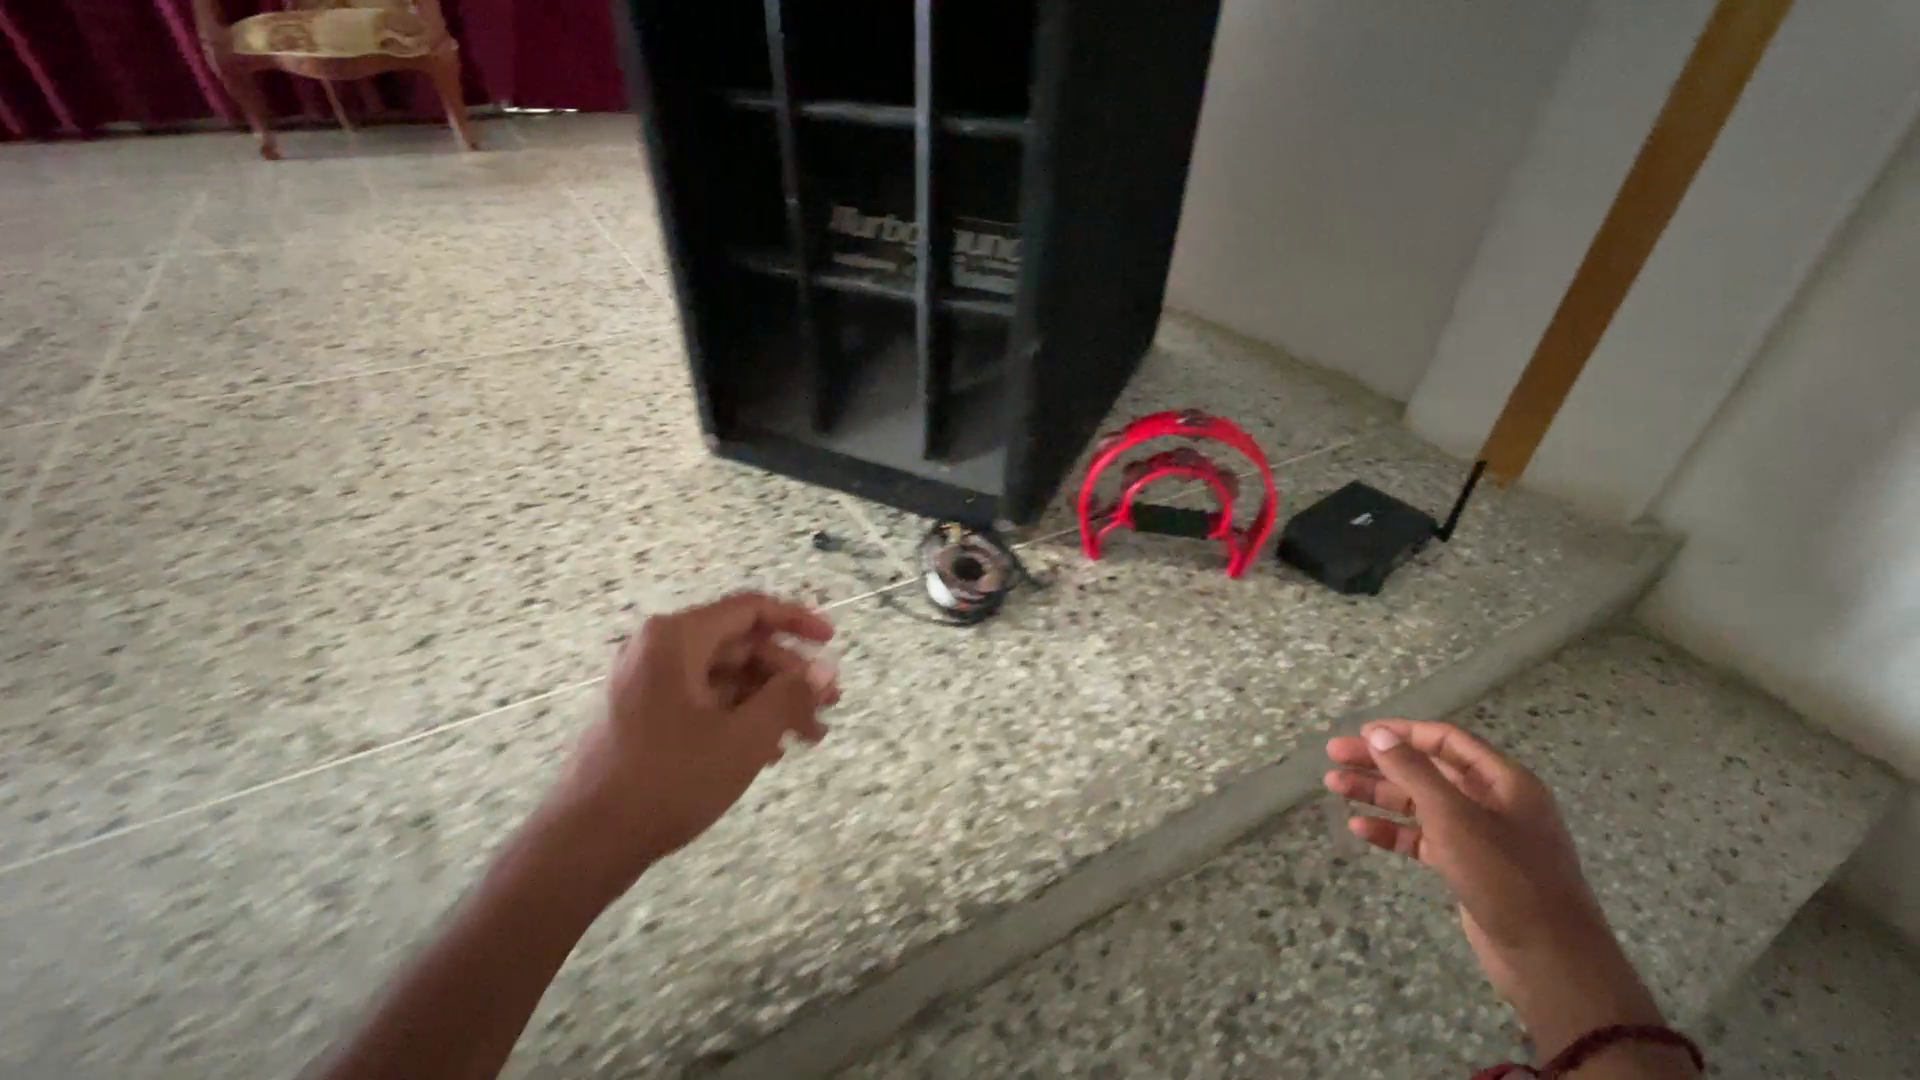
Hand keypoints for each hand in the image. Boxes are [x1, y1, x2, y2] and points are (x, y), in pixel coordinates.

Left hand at [543, 592, 839, 896]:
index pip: (750, 608)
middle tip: (828, 708)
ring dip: (770, 702)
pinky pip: (704, 701)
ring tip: (808, 737)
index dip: (797, 621)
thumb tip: (826, 670)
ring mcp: (648, 682)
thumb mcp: (744, 738)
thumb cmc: (670, 779)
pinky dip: (740, 717)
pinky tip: (769, 751)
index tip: (832, 643)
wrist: (587, 841)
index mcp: (677, 637)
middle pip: (741, 646)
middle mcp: (659, 649)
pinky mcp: (644, 714)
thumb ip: (790, 696)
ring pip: (726, 677)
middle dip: (789, 676)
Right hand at [1325, 721, 1671, 1062]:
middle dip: (1381, 762)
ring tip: (1335, 786)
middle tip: (1334, 756)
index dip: (1402, 732)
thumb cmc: (1506, 877)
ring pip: (1421, 804)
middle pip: (1428, 770)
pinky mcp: (1468, 866)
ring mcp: (1480, 836)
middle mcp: (1493, 802)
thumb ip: (1413, 772)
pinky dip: (1392, 831)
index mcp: (1503, 781)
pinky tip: (1360, 829)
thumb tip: (1377, 734)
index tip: (1359, 732)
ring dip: (1379, 794)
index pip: (1446, 740)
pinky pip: (1423, 838)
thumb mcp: (1454, 817)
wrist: (1549, 959)